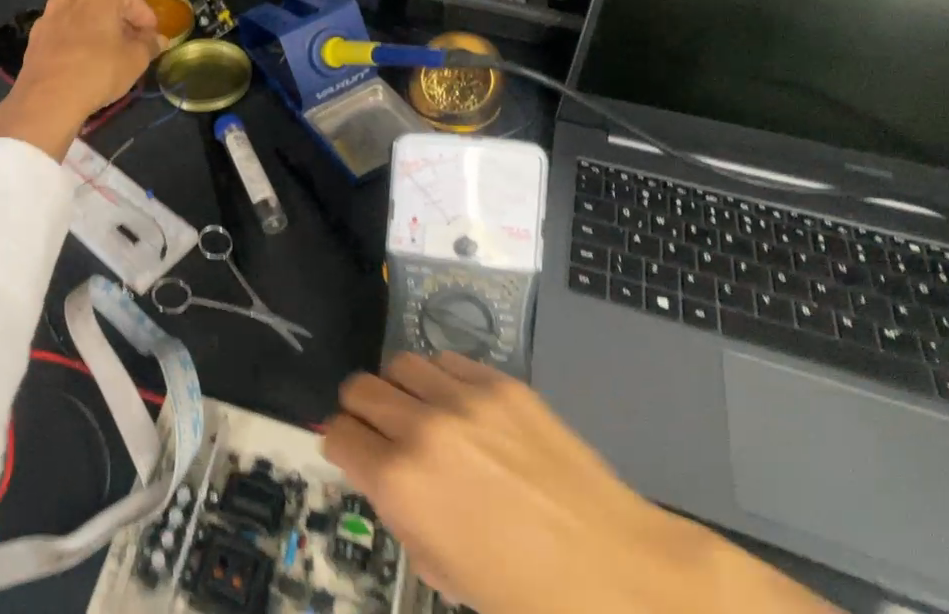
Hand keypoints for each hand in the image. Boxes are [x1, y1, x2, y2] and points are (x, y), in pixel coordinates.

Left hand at [0, 0, 159, 159]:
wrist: (47, 99)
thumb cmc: (99, 72)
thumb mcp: (135, 60)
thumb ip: (149, 44)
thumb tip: (158, 39)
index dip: (145, 16)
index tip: (153, 34)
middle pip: (103, 5)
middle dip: (120, 22)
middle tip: (133, 44)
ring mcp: (48, 17)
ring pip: (81, 19)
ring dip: (97, 31)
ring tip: (108, 54)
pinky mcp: (34, 38)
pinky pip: (64, 34)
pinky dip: (77, 42)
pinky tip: (83, 61)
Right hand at [323, 352, 836, 613]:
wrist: (612, 567)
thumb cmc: (518, 588)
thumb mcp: (434, 564)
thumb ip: (395, 508)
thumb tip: (379, 470)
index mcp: (398, 482)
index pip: (336, 434)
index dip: (342, 446)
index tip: (356, 455)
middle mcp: (421, 428)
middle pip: (359, 389)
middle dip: (362, 413)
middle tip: (384, 434)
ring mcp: (464, 399)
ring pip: (399, 364)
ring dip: (400, 389)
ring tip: (423, 413)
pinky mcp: (502, 382)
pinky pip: (447, 360)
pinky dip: (442, 380)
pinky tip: (461, 408)